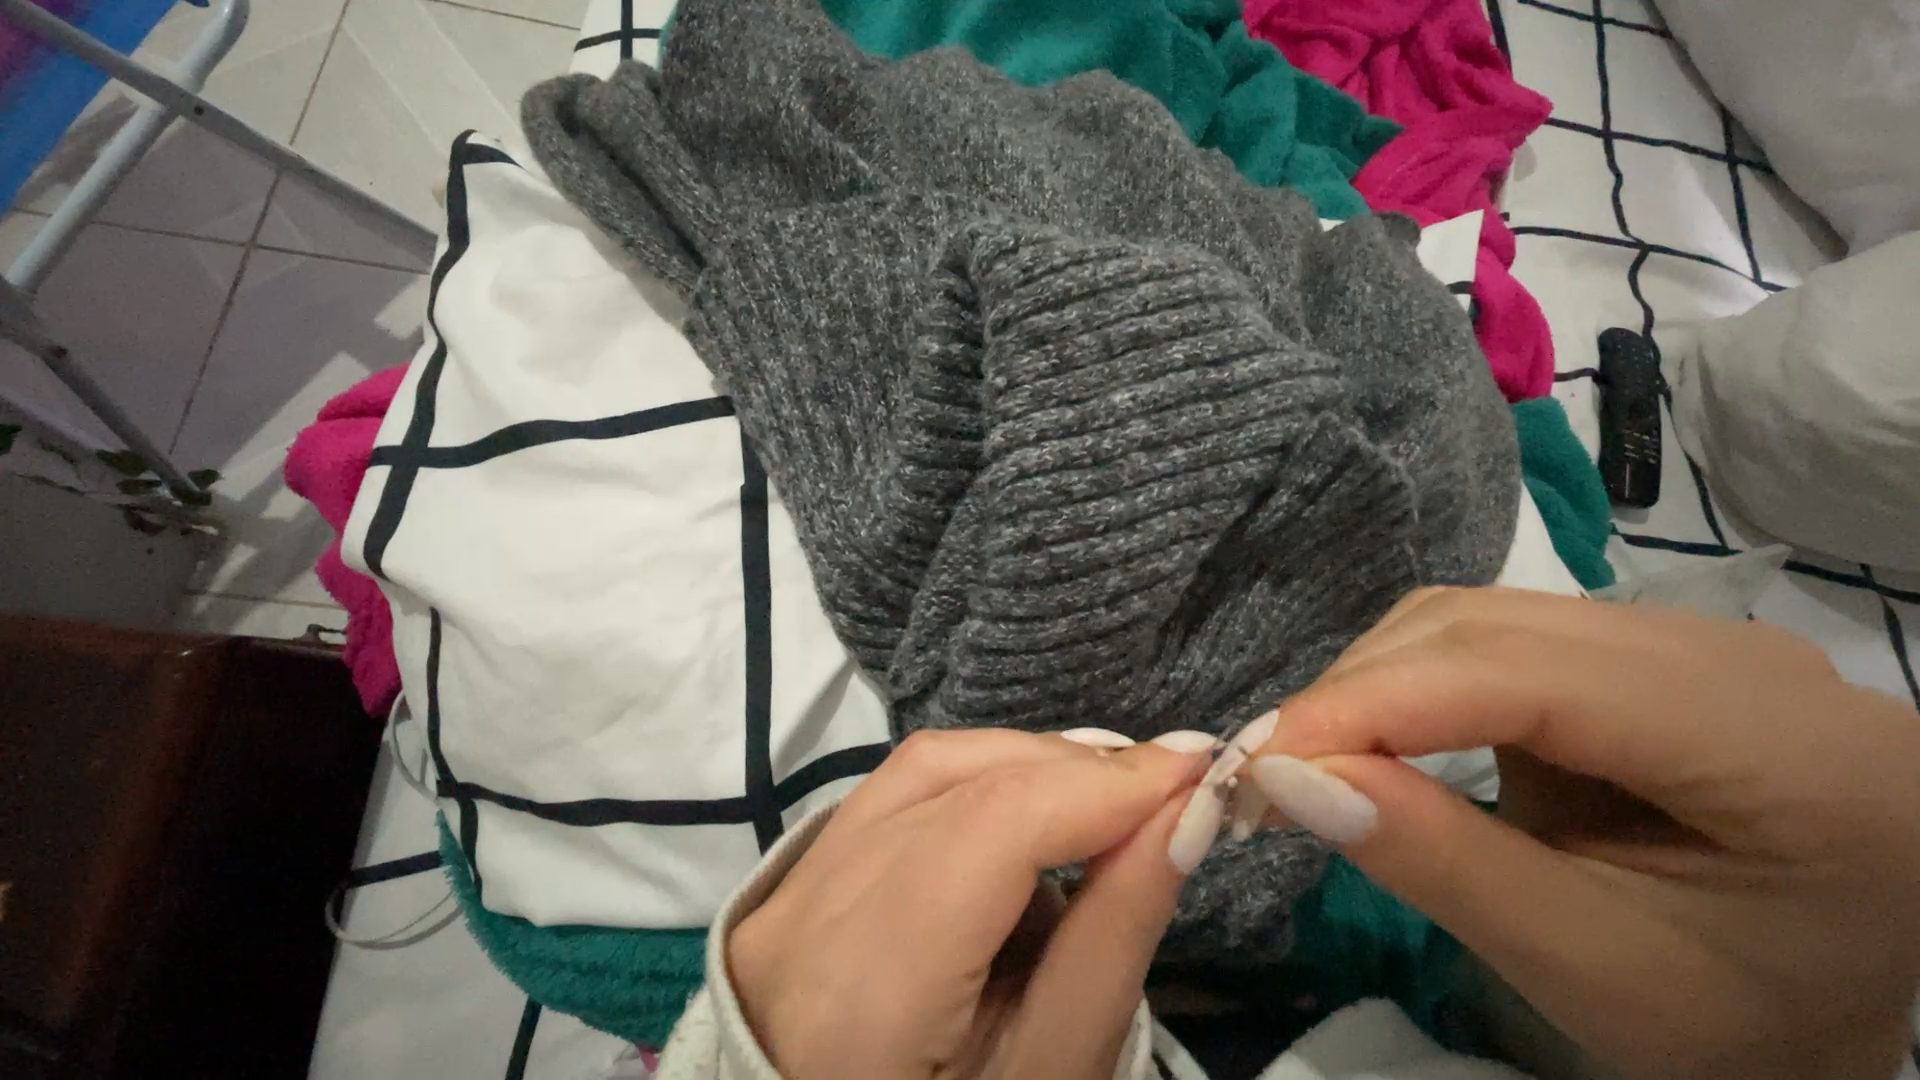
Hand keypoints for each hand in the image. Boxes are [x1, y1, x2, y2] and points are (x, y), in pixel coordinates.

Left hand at [728, 728, 1212, 1079]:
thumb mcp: (1050, 1069)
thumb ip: (1113, 937)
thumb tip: (1180, 816)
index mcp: (868, 986)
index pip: (994, 827)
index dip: (1102, 783)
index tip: (1195, 767)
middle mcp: (811, 907)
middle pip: (959, 781)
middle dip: (1079, 770)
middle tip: (1166, 781)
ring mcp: (798, 880)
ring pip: (929, 767)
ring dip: (1031, 765)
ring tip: (1107, 793)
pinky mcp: (804, 869)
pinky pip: (902, 787)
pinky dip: (982, 778)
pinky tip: (1032, 807)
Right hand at [1241, 587, 1919, 1079]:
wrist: (1831, 996)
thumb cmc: (1737, 1015)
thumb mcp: (1592, 972)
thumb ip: (1442, 865)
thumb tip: (1286, 776)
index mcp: (1777, 744)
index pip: (1520, 675)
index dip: (1371, 704)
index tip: (1257, 765)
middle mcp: (1725, 651)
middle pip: (1479, 628)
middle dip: (1352, 695)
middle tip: (1267, 774)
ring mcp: (1673, 635)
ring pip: (1466, 619)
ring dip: (1368, 684)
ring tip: (1314, 762)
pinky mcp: (1622, 647)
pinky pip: (1478, 636)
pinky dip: (1402, 683)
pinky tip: (1379, 739)